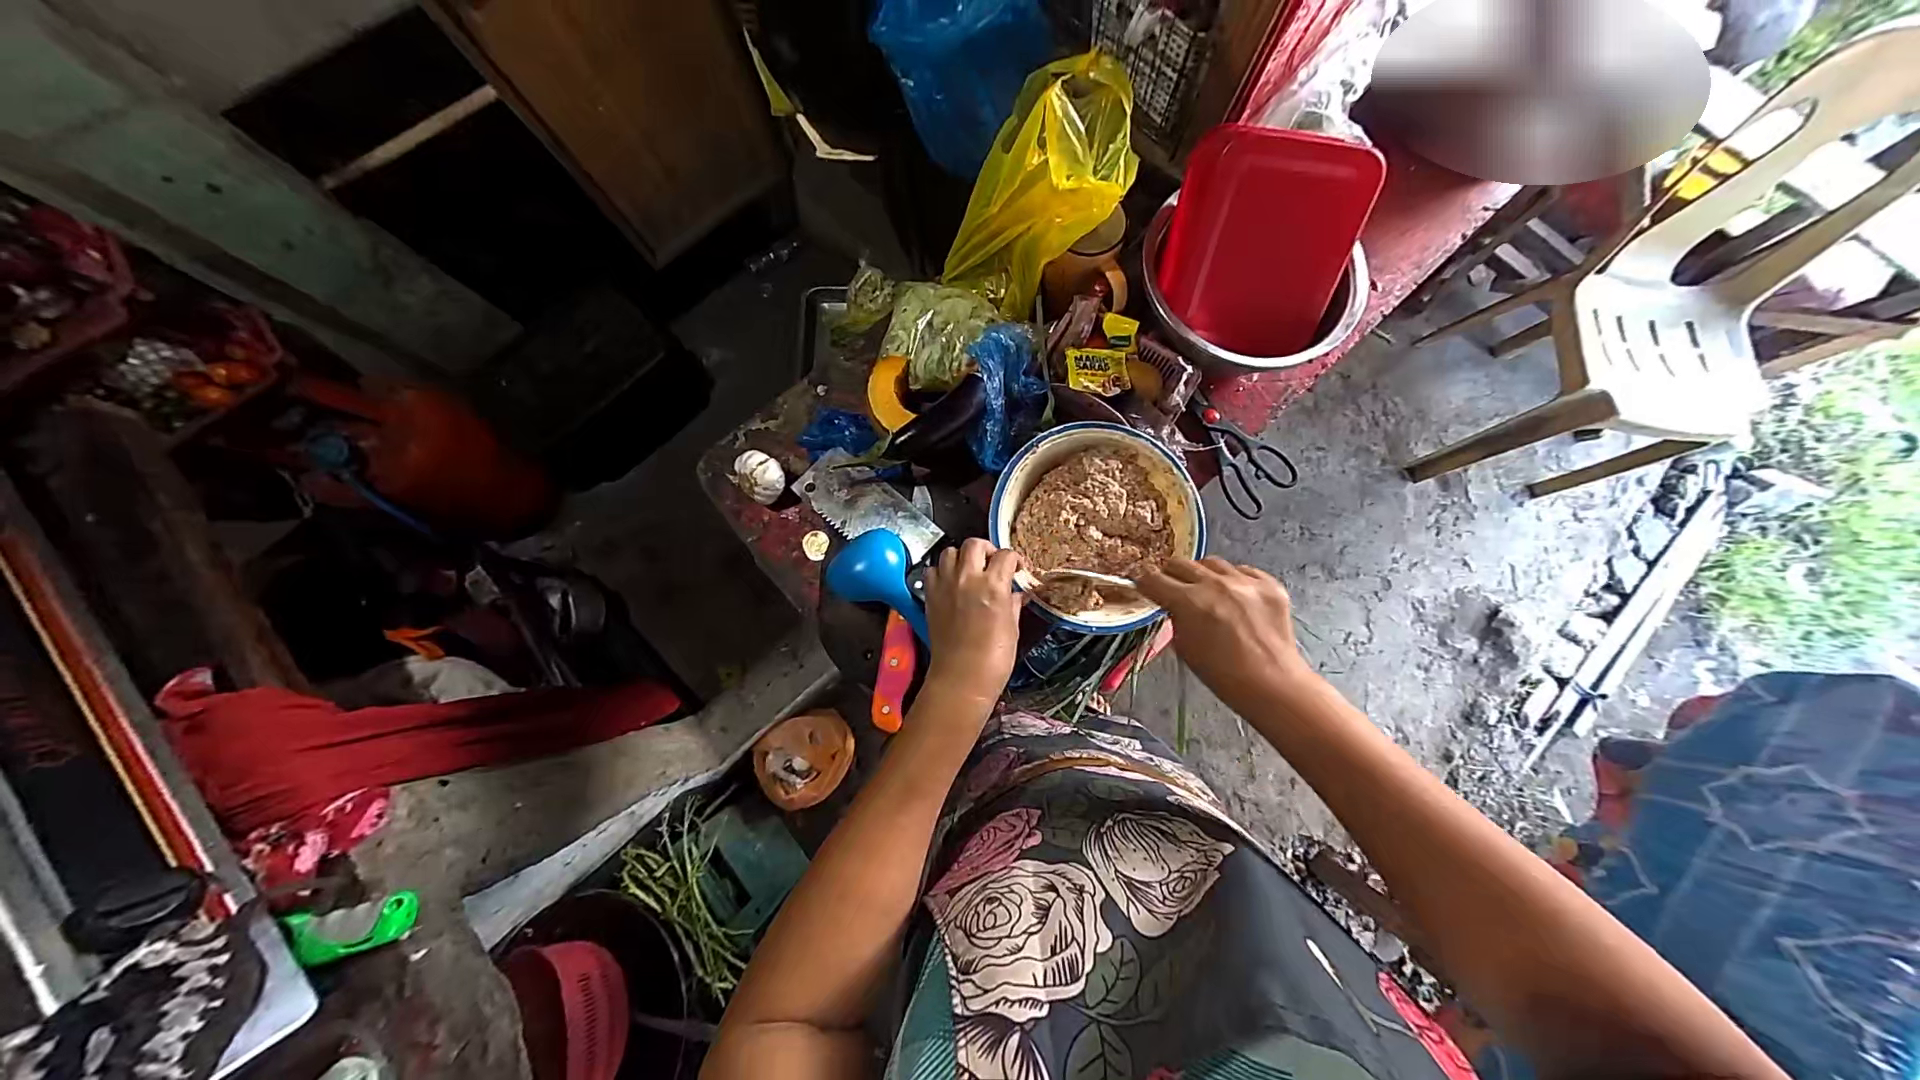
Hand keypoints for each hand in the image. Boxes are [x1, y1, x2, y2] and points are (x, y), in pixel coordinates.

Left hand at [923, 539, 1024, 706]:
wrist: (962, 677)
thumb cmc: (993, 659)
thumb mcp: (1012, 628)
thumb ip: (1013, 604)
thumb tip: (1016, 593)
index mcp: (993, 585)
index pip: (1006, 555)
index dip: (1014, 560)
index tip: (1016, 569)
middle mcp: (967, 578)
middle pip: (974, 544)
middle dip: (987, 549)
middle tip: (993, 562)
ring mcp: (945, 586)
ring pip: (950, 552)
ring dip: (962, 557)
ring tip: (970, 570)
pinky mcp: (930, 597)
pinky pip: (932, 571)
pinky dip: (941, 572)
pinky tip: (951, 583)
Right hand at [1136, 557, 1318, 712]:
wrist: (1270, 683)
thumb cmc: (1222, 674)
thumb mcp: (1183, 646)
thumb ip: (1175, 617)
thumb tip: (1172, 604)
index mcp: (1188, 601)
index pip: (1153, 579)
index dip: (1145, 583)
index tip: (1145, 586)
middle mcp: (1215, 584)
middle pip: (1180, 563)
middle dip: (1171, 575)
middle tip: (1173, 588)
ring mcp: (1245, 582)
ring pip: (1211, 562)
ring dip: (1202, 574)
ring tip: (1206, 590)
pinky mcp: (1268, 584)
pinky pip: (1243, 570)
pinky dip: (1234, 580)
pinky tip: (1234, 596)